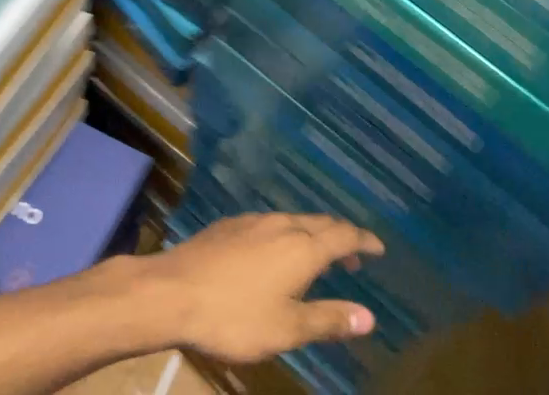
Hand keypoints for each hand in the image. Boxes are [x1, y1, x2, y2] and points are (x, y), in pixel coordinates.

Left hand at [138, 213, 385, 362]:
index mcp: (303, 248)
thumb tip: (369, 317)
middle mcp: (283, 225)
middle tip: (352, 257)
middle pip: (321, 223)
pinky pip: (269, 224)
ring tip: (315, 255)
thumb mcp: (286, 329)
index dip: (364, 241)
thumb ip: (328, 319)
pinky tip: (272, 252)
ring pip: (294, 220)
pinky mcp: (229, 226)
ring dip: (312, 235)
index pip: (345, 235)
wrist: (170, 292)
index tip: (378, 248)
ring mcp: (253, 221)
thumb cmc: (234, 315)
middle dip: (341, 237)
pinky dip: (285, 235)